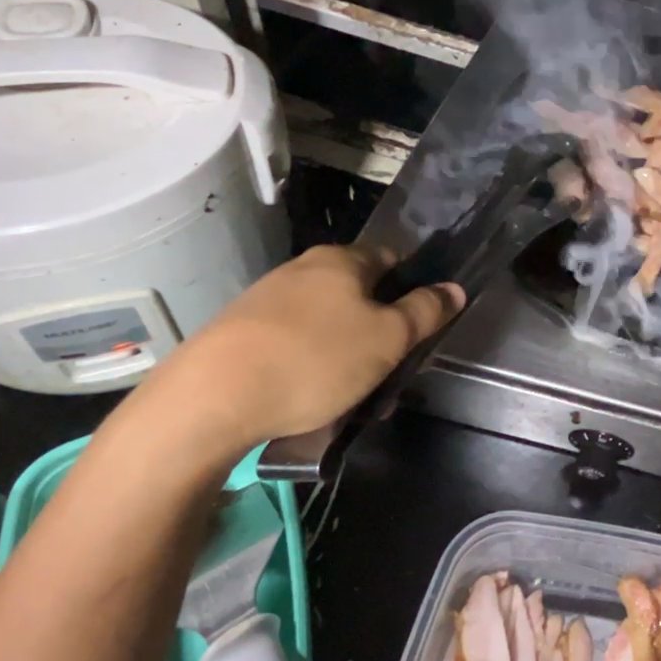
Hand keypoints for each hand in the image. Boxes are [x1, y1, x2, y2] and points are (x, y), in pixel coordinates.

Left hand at [134, 245, 463, 456]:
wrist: (206, 402)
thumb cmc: (314, 360)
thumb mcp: (388, 339)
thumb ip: (426, 312)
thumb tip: (454, 288)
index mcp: (341, 260)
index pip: (391, 258)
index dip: (412, 287)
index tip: (420, 325)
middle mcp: (301, 270)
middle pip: (357, 294)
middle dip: (378, 330)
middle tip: (391, 371)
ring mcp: (263, 302)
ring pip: (324, 324)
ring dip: (345, 354)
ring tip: (353, 399)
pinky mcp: (236, 336)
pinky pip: (291, 346)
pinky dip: (308, 367)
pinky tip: (309, 402)